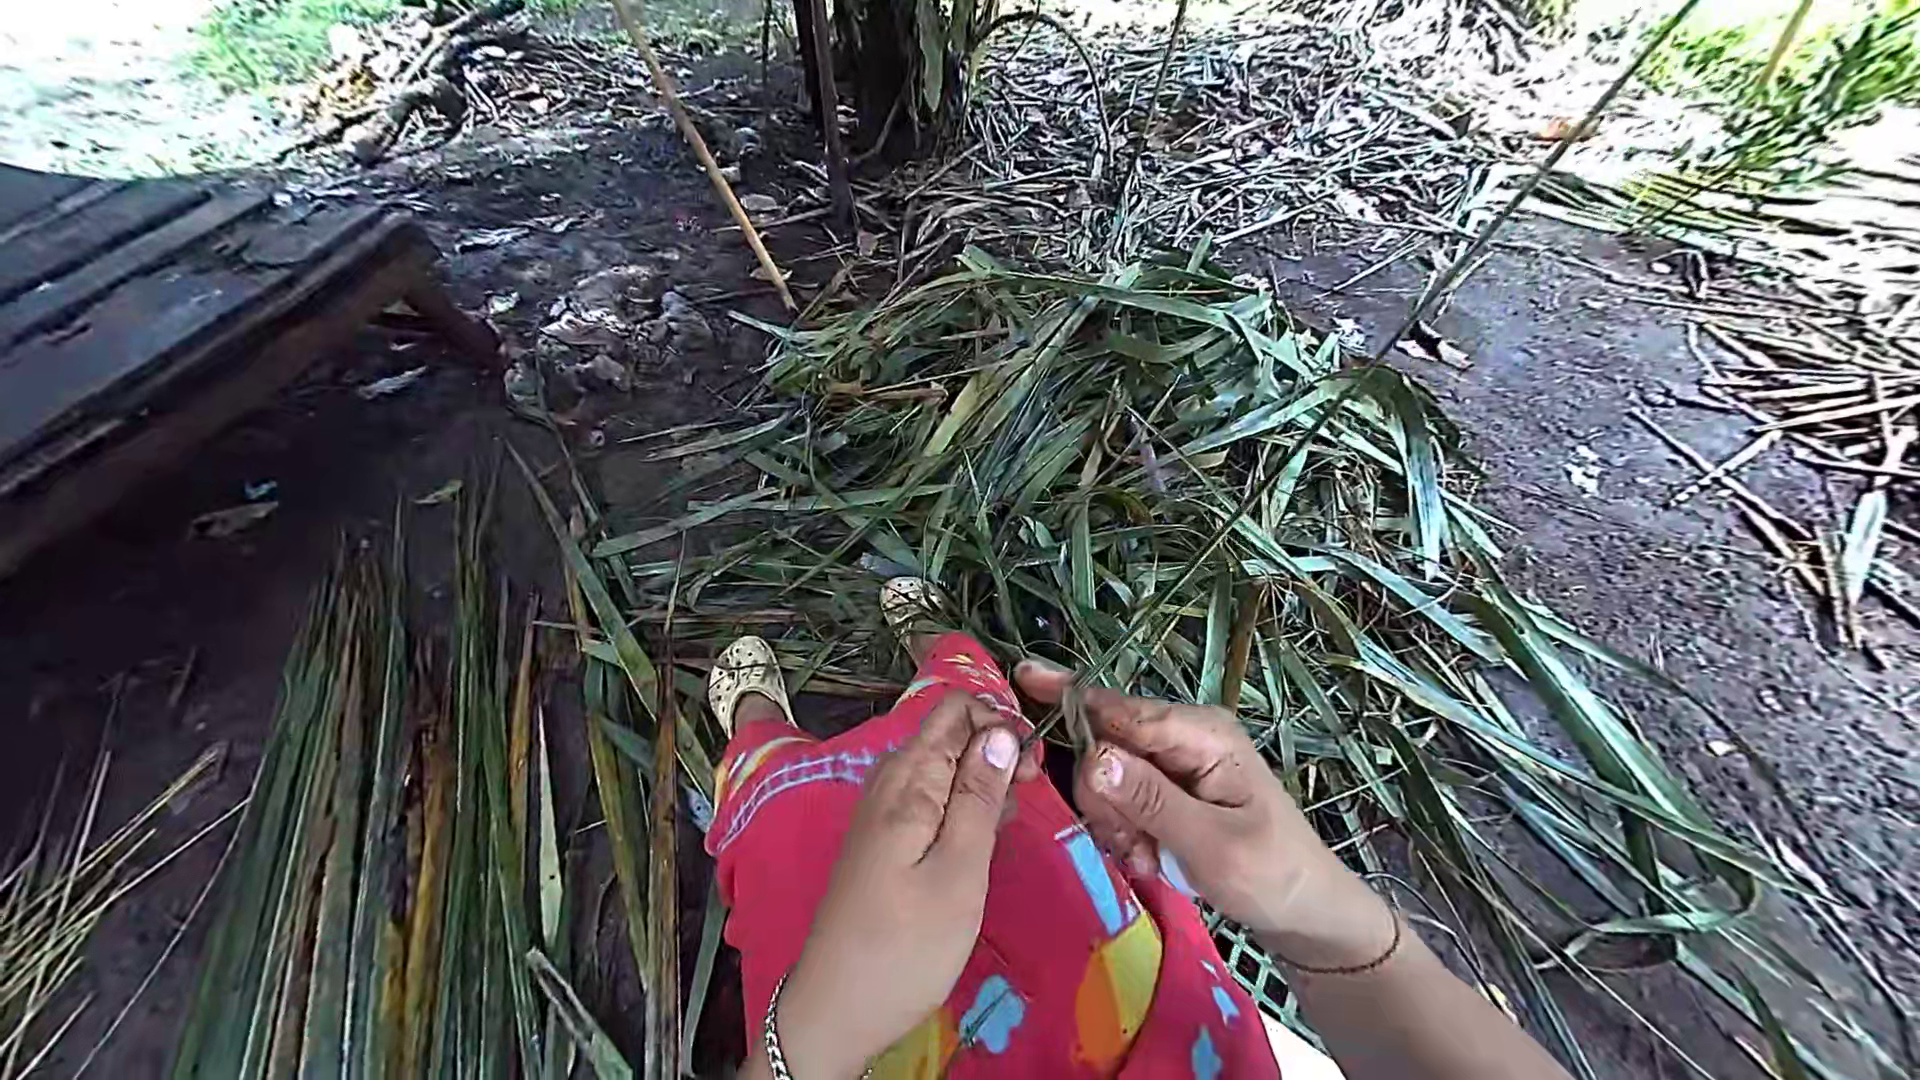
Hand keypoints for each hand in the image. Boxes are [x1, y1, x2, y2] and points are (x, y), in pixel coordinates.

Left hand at [775, 691, 1022, 1077]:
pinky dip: (961, 805)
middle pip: (951, 733)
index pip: (956, 709)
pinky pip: (930, 794)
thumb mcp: (959, 870)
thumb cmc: (906, 945)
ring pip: (944, 764)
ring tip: (1003, 829)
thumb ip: (980, 795)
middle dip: (995, 752)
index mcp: (908, 775)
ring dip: (981, 781)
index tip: (1030, 767)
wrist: (835, 1009)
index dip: (999, 724)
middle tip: (1024, 803)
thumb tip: (1002, 732)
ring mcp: (883, 803)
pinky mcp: (884, 831)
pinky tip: (976, 842)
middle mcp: (891, 776)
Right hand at [1013, 659, 1395, 969]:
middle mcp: (1178, 733)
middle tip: (1133, 846)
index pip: (1120, 709)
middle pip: (1103, 743)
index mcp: (1199, 731)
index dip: (1069, 694)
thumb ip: (1151, 800)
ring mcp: (1168, 758)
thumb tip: (1091, 756)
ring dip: (1115, 820)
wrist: (1305, 913)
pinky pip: (1116, 796)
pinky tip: (1150, 856)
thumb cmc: (1272, 874)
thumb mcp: (1214, 846)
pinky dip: (1123, 830)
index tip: (1021, 675)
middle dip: (1105, 797)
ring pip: (1103, 774)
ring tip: (1149, 856)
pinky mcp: (1161, 783)